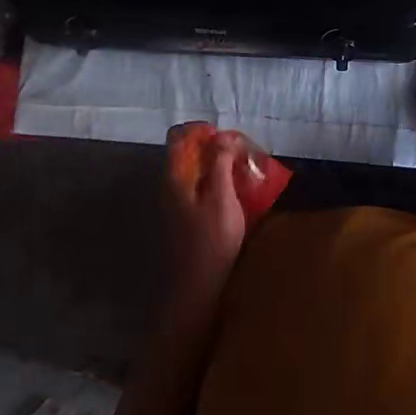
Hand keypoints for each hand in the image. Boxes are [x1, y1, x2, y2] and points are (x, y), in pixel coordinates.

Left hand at [164, 122, 247, 293]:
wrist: (198, 285)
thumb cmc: (212, 239)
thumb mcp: (221, 196)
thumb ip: (220, 163)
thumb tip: (222, 135)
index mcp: (174, 176)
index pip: (179, 135)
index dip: (202, 129)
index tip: (227, 137)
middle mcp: (170, 184)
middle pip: (187, 151)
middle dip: (215, 146)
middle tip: (242, 154)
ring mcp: (176, 201)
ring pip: (195, 169)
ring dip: (218, 164)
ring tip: (245, 171)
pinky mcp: (186, 215)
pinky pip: (200, 186)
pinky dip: (217, 181)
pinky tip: (237, 193)